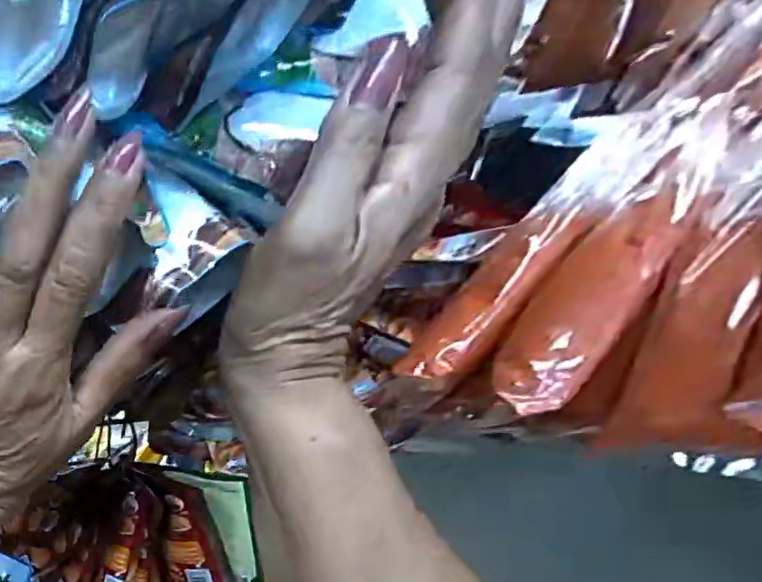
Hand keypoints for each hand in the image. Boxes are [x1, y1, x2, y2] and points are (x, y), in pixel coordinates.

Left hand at [0, 91, 181, 541]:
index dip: (99, 215)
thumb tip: (173, 308)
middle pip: (19, 259)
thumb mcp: (82, 424)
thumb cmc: (26, 462)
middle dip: (46, 184)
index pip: (73, 279)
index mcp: (39, 365)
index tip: (125, 156)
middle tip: (70, 119)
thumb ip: (120, 365)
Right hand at [218, 0, 519, 402]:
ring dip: (461, 44)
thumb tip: (386, 53)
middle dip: (482, 16)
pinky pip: (413, 131)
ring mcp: (401, 196)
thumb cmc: (282, 305)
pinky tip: (407, 73)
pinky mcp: (373, 209)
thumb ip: (346, 145)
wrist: (279, 366)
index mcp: (409, 177)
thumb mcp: (307, 226)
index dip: (466, 10)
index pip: (456, 71)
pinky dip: (423, 87)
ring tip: (459, 4)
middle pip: (471, 78)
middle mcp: (423, 178)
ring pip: (450, 101)